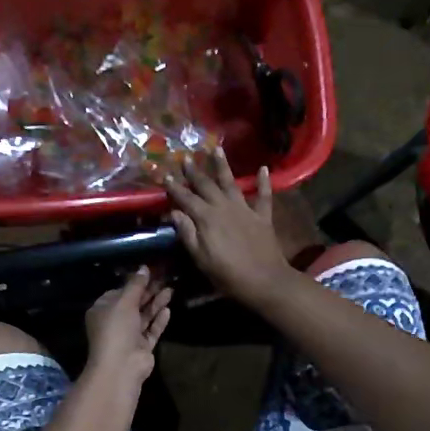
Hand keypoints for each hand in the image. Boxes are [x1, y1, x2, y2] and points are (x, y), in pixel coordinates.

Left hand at [84, 266, 171, 388]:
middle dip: (148, 292)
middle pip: (134, 303)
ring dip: (156, 303)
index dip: (134, 283)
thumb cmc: (117, 328)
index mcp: (103, 310)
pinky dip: (159, 320)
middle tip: (165, 279)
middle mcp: (114, 322)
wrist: (121, 365)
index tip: (149, 273)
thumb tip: (144, 267)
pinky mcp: (142, 347)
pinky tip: (168, 310)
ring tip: (170, 290)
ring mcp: (129, 335)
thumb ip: (135, 284)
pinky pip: (151, 330)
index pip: (118, 292)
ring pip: (144, 316)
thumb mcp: (124, 301)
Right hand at [164, 149, 293, 307]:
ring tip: (217, 149)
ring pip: (231, 183)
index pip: (186, 199)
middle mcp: (224, 208)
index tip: (164, 175)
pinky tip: (263, 168)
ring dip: (223, 166)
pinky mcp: (263, 216)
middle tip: (185, 157)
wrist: (265, 281)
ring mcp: (245, 210)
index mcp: (206, 219)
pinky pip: (264, 195)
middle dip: (194, 172)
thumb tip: (175, 213)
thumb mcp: (201, 258)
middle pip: (206, 186)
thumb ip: (188, 234)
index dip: (174, 187)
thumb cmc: (228, 275)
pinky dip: (264, 182)